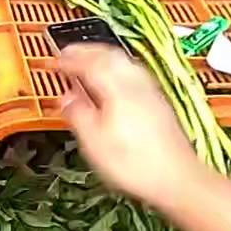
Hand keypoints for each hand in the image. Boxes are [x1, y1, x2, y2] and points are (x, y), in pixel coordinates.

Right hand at [57, 43, 211, 211]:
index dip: (69, 59)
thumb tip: (66, 98)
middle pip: (110, 55)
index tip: (53, 60)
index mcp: (116, 89)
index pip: (89, 63)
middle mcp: (136, 84)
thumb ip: (78, 114)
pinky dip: (116, 69)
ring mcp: (150, 92)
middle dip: (86, 51)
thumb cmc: (132, 163)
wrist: (176, 179)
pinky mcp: (158, 103)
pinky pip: (133, 74)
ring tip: (88, 62)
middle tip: (67, 54)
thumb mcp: (93, 141)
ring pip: (124, 62)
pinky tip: (113, 82)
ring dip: (103, 57)